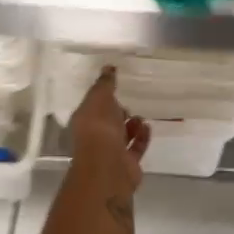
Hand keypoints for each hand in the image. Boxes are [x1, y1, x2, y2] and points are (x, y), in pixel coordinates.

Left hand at [69, 67, 150, 191]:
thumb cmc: (100, 127)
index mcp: (85, 120)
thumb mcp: (100, 97)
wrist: (108, 166)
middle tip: (129, 101)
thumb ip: (105, 83)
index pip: (93, 106)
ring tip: (140, 116)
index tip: (115, 86)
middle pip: (107, 122)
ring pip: (122, 135)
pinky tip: (148, 126)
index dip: (102, 96)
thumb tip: (108, 67)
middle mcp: (95, 137)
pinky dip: (142, 137)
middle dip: (117, 112)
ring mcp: (111, 153)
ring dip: (132, 124)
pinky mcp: (127, 164)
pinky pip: (136, 147)